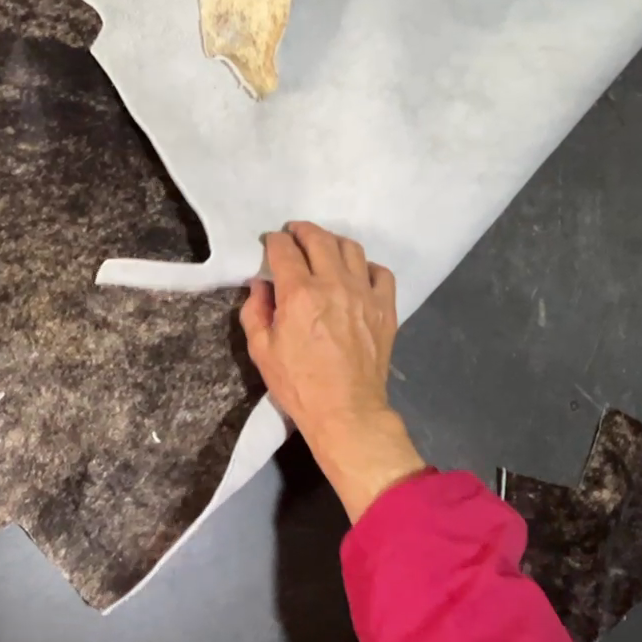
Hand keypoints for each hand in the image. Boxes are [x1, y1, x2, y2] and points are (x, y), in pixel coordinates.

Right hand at [241, 222, 426, 519]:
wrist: (346, 410)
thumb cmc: (298, 384)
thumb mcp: (261, 351)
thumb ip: (255, 311)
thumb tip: (260, 286)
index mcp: (299, 294)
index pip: (285, 250)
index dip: (274, 241)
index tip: (270, 242)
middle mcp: (333, 284)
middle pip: (319, 240)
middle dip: (303, 231)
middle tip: (294, 233)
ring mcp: (364, 294)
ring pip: (351, 249)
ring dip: (333, 242)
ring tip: (323, 247)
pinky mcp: (385, 307)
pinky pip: (380, 272)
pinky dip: (366, 266)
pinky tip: (356, 273)